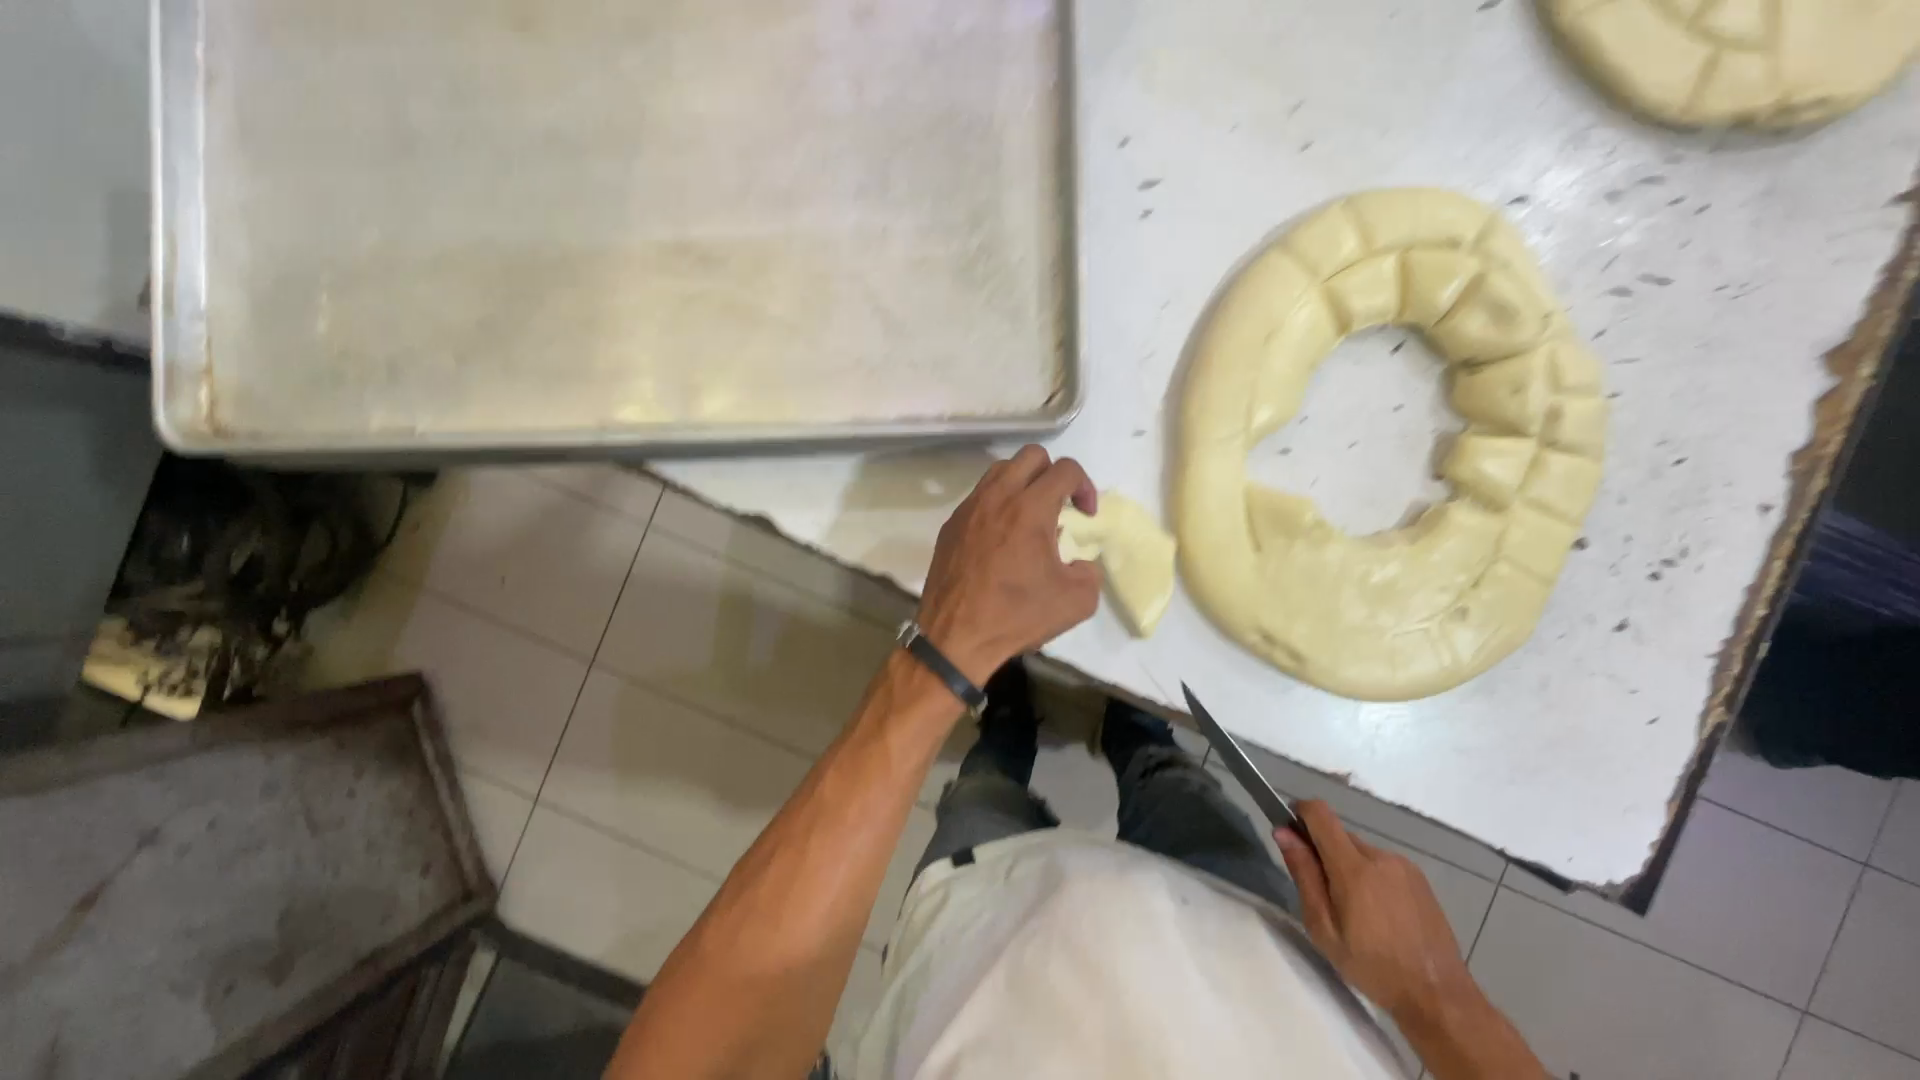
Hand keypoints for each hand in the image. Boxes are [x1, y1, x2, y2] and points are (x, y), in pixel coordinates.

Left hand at [916, 444, 1101, 684]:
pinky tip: (1002, 538)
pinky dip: (997, 504)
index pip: (1065, 470)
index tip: (1086, 514)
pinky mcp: (951, 526)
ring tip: (1030, 517)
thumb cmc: (1017, 616)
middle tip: (1060, 505)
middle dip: (1053, 473)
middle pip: (1031, 456)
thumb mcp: (1076, 601)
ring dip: (1022, 483)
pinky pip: (979, 498)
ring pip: (1000, 471)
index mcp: (1030, 508)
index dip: (1085, 486)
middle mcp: (998, 497)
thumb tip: (1079, 563)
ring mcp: (969, 509)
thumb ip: (1089, 572)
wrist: (956, 637)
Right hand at [1276, 800, 1474, 1023]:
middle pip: (1339, 835)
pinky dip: (1370, 877)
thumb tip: (1284, 833)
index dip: (1299, 812)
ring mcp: (1404, 866)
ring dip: (1348, 867)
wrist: (1438, 994)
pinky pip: (1382, 864)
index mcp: (1353, 868)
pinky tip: (1378, 914)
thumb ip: (1304, 875)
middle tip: (1323, 895)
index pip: (1320, 814)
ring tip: (1354, 912)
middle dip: (1323, 854)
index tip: (1289, 832)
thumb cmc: (1372, 966)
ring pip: (1360, 851)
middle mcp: (1380, 856)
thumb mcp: (1323, 927)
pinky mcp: (1419, 879)